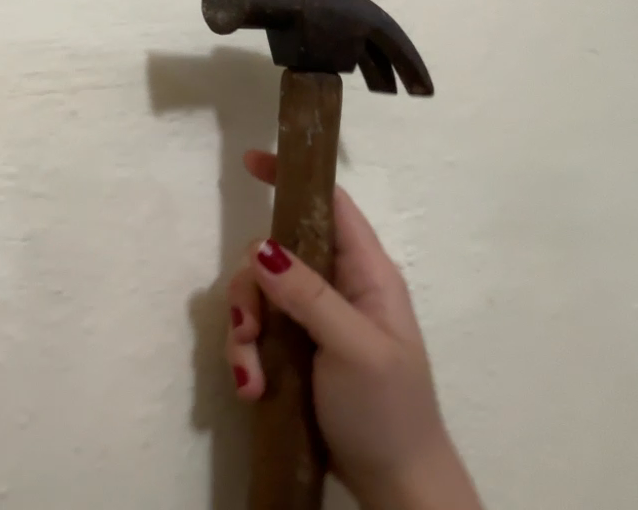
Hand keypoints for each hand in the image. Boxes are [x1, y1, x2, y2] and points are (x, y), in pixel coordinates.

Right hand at [224, 151, 481, 509]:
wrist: (395, 487)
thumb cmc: (389, 411)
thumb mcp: (355, 349)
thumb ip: (309, 295)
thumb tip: (260, 246)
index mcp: (365, 275)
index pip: (329, 205)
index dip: (293, 177)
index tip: (251, 161)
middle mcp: (333, 288)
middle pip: (271, 254)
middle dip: (249, 289)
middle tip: (248, 328)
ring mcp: (310, 320)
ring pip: (254, 295)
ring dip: (242, 331)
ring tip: (252, 376)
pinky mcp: (291, 350)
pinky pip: (251, 333)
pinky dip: (244, 356)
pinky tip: (252, 388)